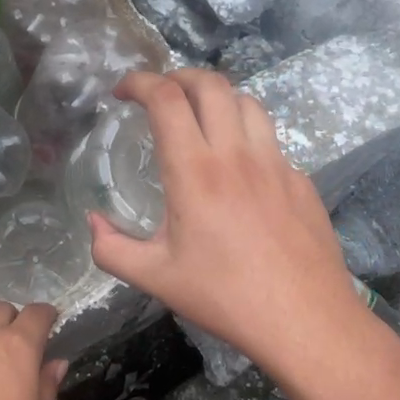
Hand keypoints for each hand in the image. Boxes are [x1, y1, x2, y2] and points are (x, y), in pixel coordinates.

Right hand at [87, 69, 368, 381]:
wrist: (307, 323)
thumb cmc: (226, 298)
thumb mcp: (155, 278)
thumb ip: (110, 248)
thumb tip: (92, 221)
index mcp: (194, 171)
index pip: (166, 98)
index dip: (139, 82)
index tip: (122, 92)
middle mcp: (236, 154)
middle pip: (210, 84)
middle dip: (178, 76)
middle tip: (159, 94)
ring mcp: (275, 164)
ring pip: (247, 102)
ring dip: (217, 98)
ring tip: (200, 117)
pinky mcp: (301, 181)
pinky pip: (271, 140)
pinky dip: (247, 136)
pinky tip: (238, 168)